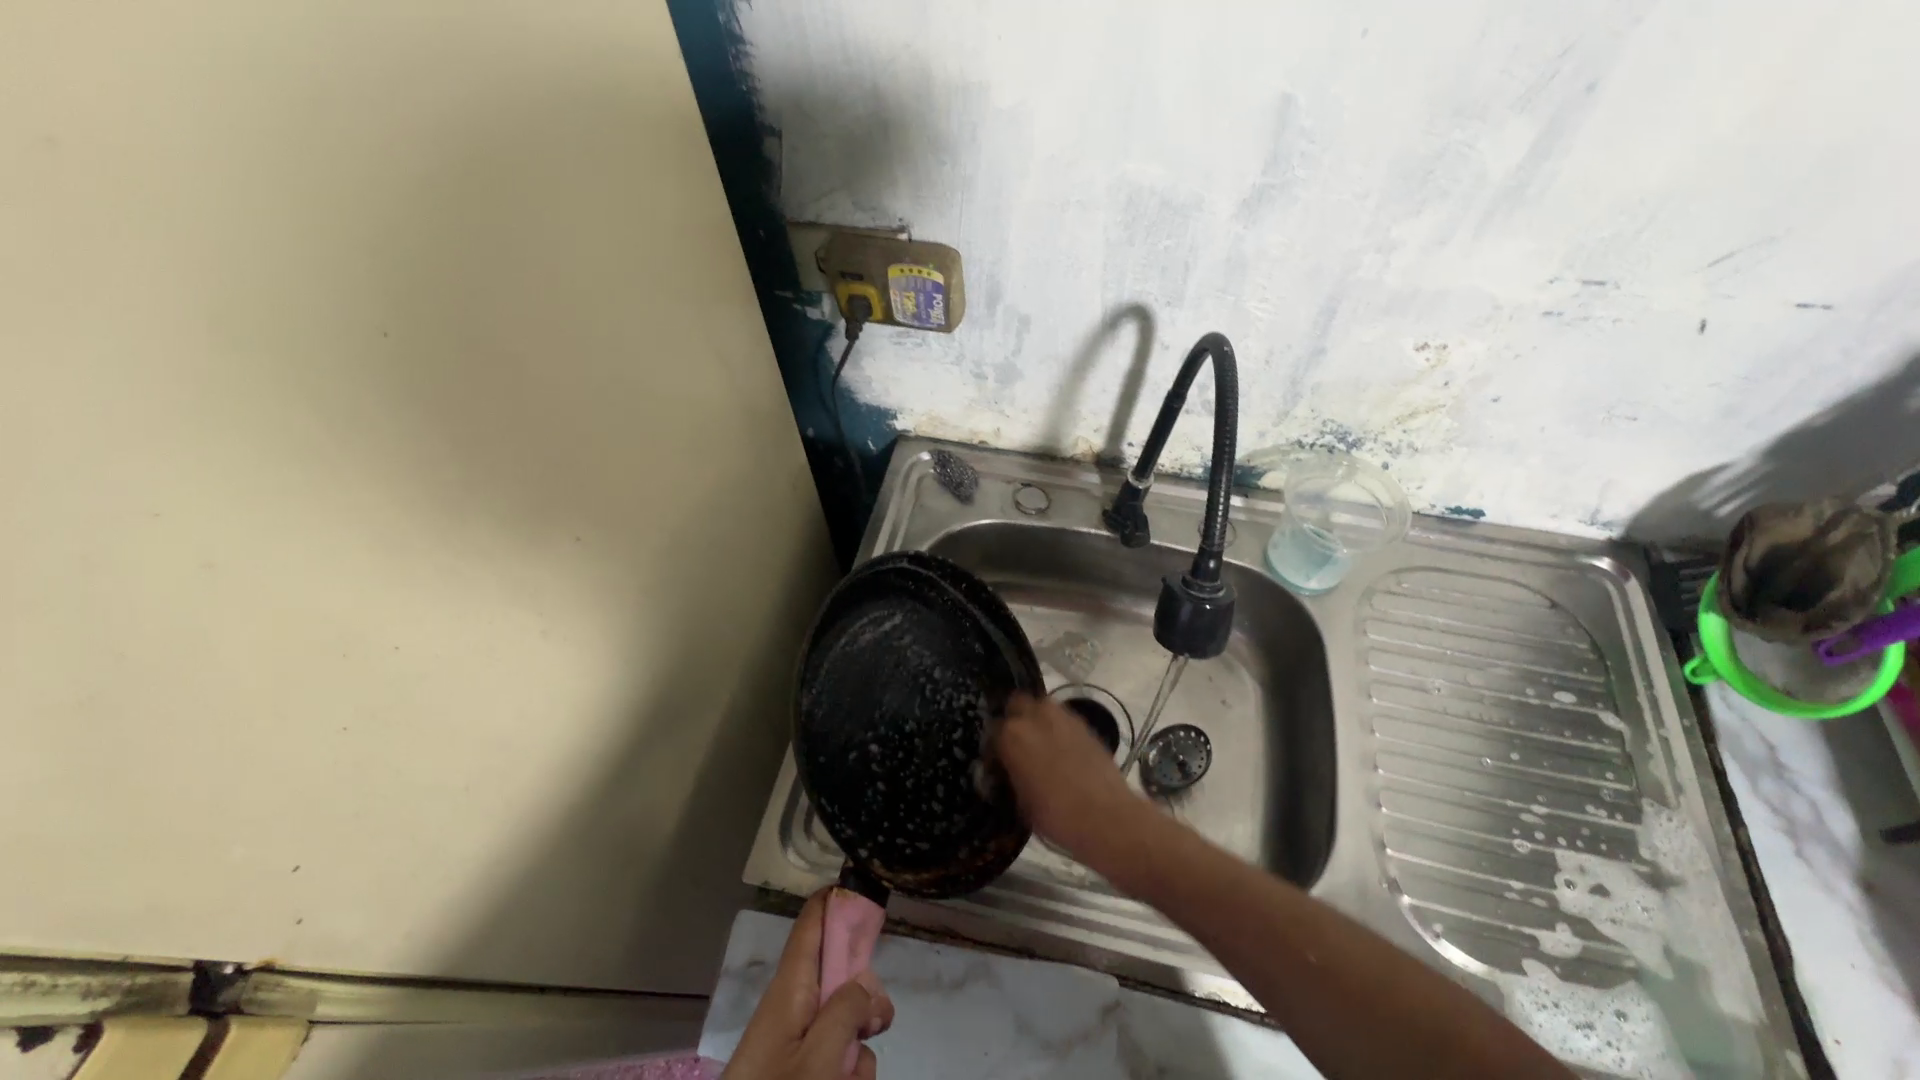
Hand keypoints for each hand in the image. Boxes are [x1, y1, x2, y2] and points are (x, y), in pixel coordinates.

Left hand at [722, 890, 894, 1079]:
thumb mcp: (819, 1056)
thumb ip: (847, 1012)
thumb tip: (865, 984)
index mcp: (791, 987)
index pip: (812, 923)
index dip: (837, 900)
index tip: (866, 887)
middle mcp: (795, 1005)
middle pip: (842, 979)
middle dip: (866, 1003)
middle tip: (876, 1024)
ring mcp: (799, 1041)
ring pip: (848, 1027)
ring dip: (857, 1054)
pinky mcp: (803, 1069)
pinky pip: (839, 1058)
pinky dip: (847, 1075)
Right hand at [992, 691, 1143, 858]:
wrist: (1106, 816)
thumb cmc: (1056, 815)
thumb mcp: (1021, 802)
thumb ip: (1011, 778)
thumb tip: (1011, 773)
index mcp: (1011, 736)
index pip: (992, 732)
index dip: (995, 748)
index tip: (999, 763)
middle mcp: (1035, 717)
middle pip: (1017, 704)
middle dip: (1015, 719)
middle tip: (1018, 744)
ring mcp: (1063, 718)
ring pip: (1043, 707)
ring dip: (1038, 720)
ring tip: (1042, 744)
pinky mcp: (1086, 725)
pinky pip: (1064, 719)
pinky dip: (1060, 729)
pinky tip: (1063, 751)